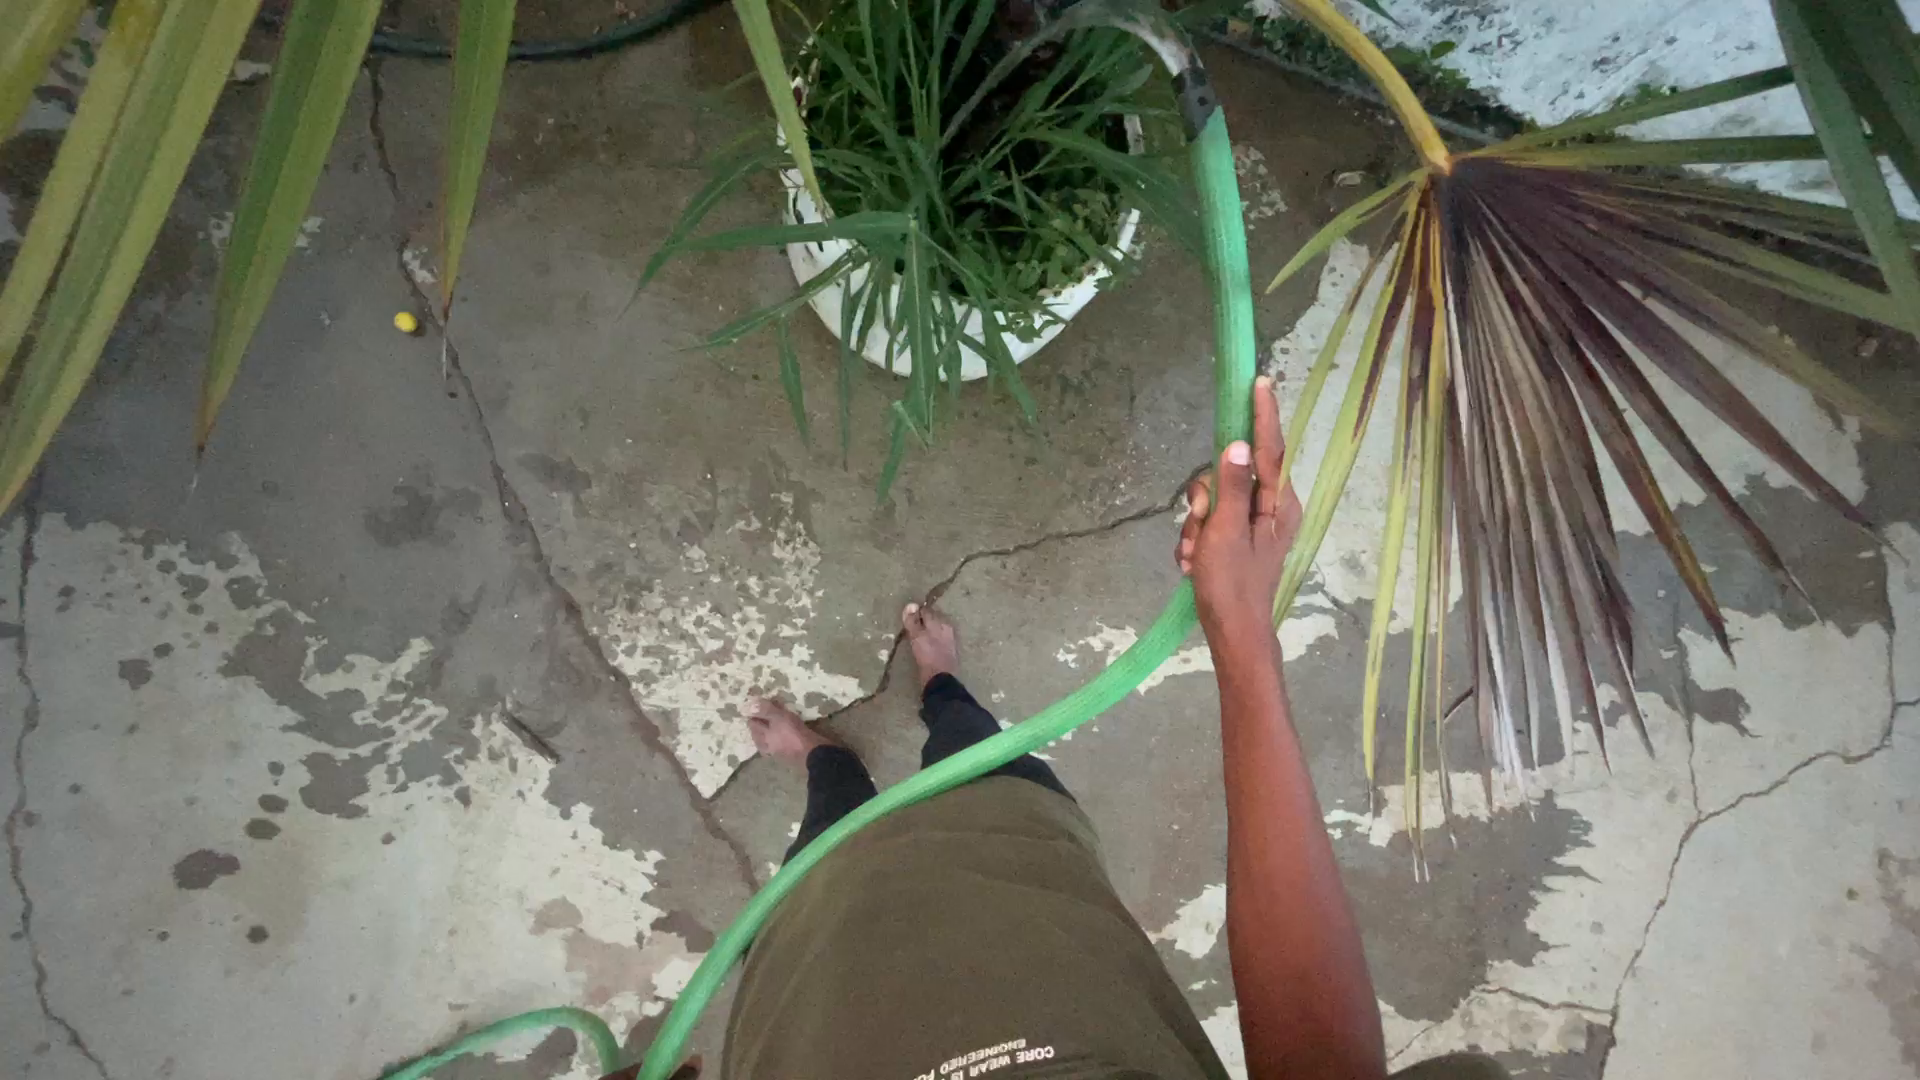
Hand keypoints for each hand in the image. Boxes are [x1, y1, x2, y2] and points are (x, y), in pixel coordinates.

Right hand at [1176, 376, 1301, 643]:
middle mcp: (1269, 508)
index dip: (1262, 415)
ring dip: (1196, 526)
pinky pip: (1208, 523)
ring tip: (1195, 555)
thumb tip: (1239, 444)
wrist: (1232, 633)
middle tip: (1199, 528)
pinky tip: (1193, 563)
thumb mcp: (1227, 533)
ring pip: (1212, 500)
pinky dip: (1196, 540)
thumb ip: (1232, 487)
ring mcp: (1251, 524)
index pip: (1270, 449)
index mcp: (1278, 504)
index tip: (1260, 381)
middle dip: (1204, 501)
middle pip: (1229, 475)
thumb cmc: (1232, 585)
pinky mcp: (1236, 539)